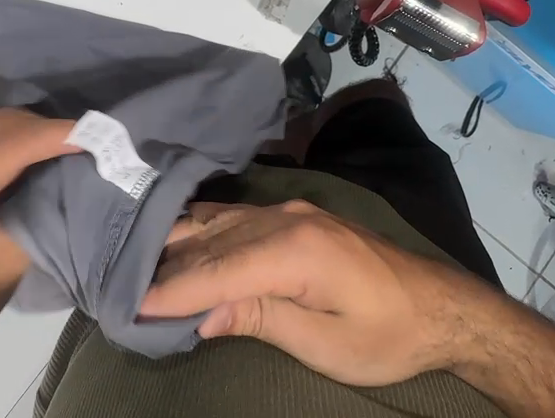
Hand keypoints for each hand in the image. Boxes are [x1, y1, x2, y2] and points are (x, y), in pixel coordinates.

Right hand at [140, 199, 496, 386]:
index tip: (127, 305)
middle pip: (210, 240)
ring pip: (218, 221)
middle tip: (115, 282)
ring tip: (135, 261)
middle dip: (163, 264)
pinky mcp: (294, 215)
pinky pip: (235, 217)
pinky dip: (202, 230)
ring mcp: (289, 210)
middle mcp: (284, 218)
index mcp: (294, 250)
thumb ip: (262, 318)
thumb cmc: (387, 335)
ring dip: (177, 243)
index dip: (171, 291)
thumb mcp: (327, 344)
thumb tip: (201, 314)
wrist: (439, 305)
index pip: (217, 271)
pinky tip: (179, 237)